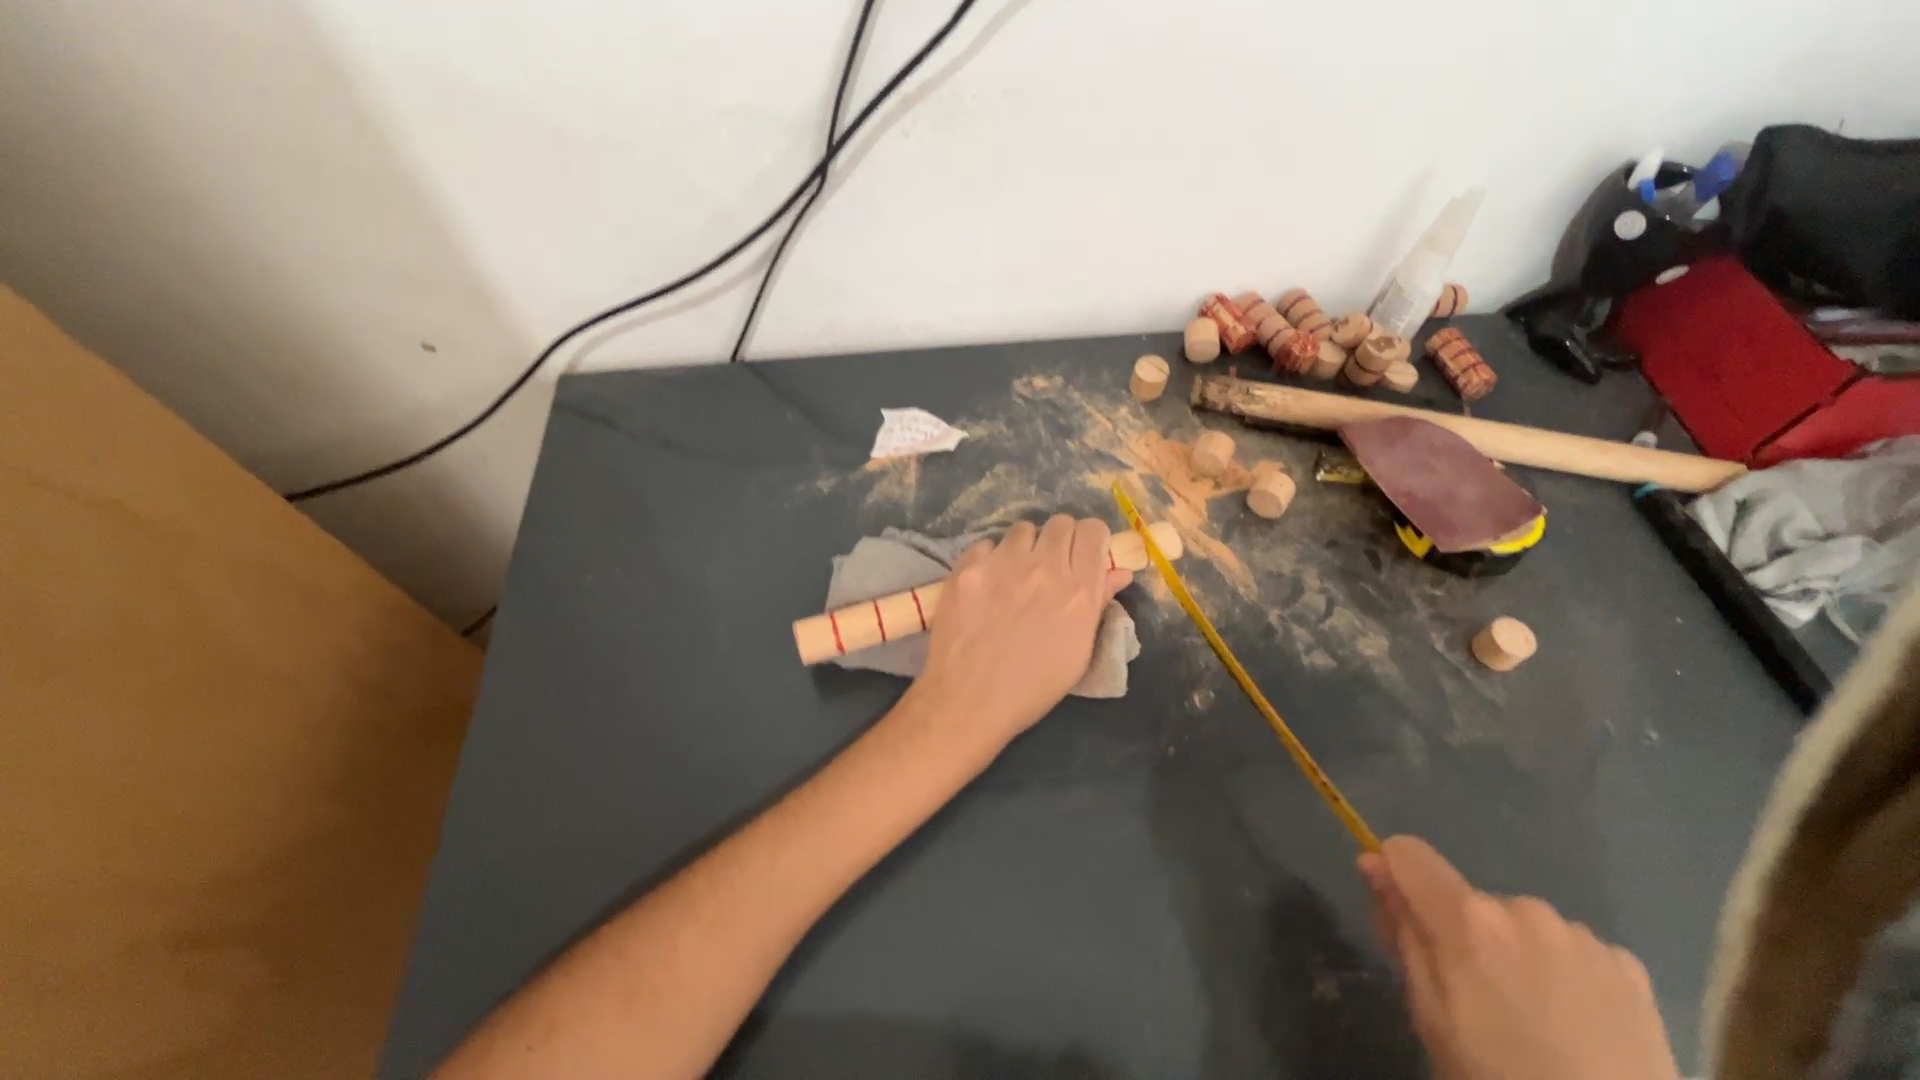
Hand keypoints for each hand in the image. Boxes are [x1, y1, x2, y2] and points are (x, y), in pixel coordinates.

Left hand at [906, 515, 1131, 752]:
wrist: (970, 700)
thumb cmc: (1033, 686)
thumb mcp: (1079, 652)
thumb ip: (1098, 604)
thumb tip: (1118, 572)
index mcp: (1079, 591)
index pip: (1094, 532)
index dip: (1090, 541)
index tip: (1084, 556)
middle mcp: (1044, 568)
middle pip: (1061, 523)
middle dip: (1060, 540)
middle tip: (1050, 567)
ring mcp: (1003, 564)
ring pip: (1023, 529)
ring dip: (1025, 547)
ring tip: (1015, 576)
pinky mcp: (968, 567)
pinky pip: (986, 545)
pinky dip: (990, 559)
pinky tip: (986, 586)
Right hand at [1359, 836, 1681, 1079]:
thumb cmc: (1497, 1076)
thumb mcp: (1430, 1015)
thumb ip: (1404, 934)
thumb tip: (1375, 867)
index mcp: (1467, 918)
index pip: (1408, 854)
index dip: (1393, 875)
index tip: (1397, 915)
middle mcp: (1523, 908)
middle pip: (1469, 900)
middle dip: (1464, 935)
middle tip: (1476, 999)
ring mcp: (1580, 934)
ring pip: (1523, 926)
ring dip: (1515, 954)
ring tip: (1532, 1017)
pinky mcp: (1628, 964)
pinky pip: (1572, 950)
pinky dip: (1563, 974)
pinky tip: (1575, 1024)